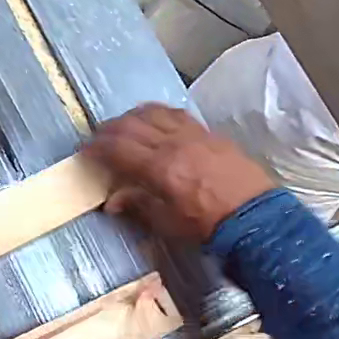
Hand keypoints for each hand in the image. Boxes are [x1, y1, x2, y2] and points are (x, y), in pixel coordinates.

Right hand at [86, 103, 275, 242]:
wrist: (254, 217)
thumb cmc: (208, 226)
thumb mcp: (168, 223)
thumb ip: (138, 205)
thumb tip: (112, 201)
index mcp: (160, 168)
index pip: (119, 149)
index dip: (97, 148)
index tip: (84, 151)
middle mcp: (173, 144)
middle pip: (132, 125)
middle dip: (109, 130)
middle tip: (97, 138)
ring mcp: (193, 134)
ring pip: (153, 113)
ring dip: (132, 117)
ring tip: (122, 125)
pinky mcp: (208, 132)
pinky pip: (176, 113)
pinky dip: (157, 113)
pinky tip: (153, 119)